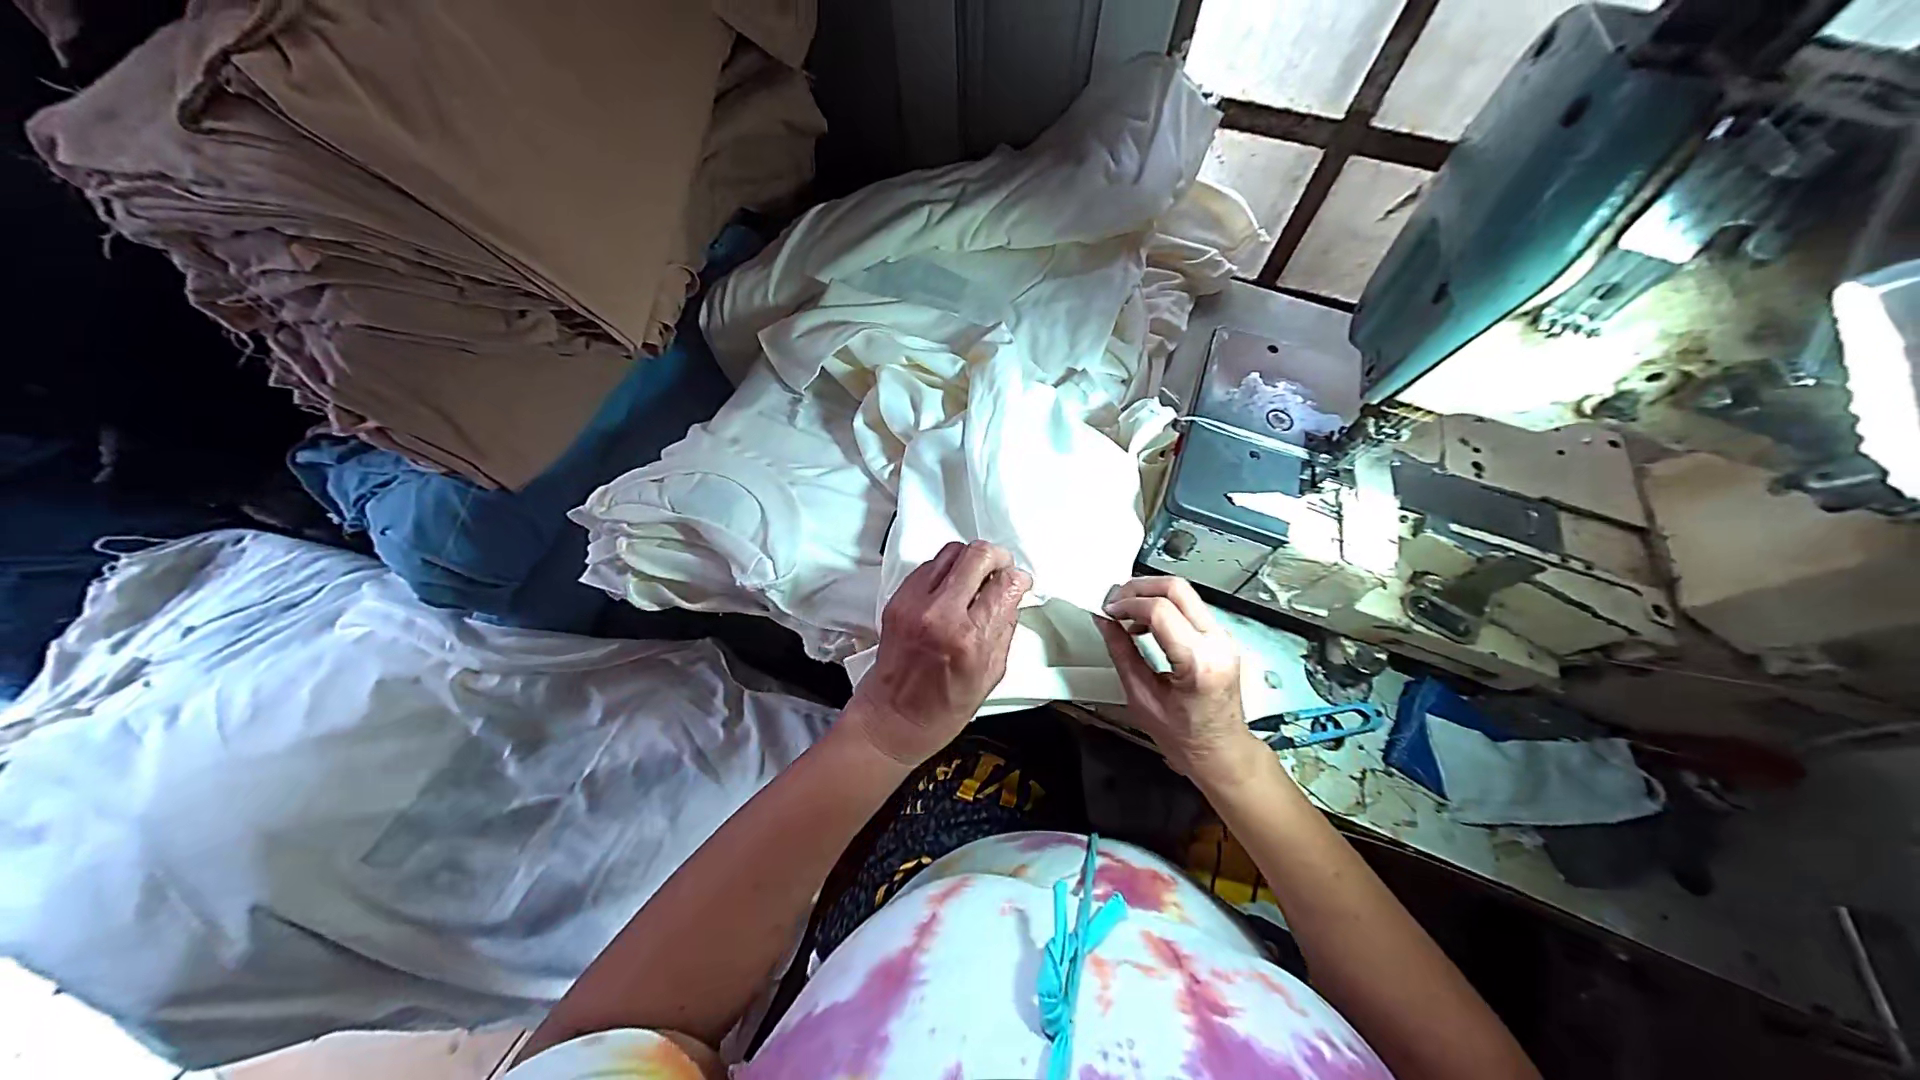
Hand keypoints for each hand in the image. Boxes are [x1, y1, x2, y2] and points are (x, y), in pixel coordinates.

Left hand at [849, 540, 1031, 765]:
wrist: (893, 718)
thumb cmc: (940, 708)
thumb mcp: (991, 674)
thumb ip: (1004, 629)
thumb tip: (1013, 597)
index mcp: (969, 639)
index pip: (1004, 584)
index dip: (1018, 578)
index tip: (1019, 582)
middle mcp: (940, 615)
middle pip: (977, 555)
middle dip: (997, 558)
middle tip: (1001, 569)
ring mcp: (914, 604)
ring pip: (951, 552)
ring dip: (969, 561)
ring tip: (975, 579)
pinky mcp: (897, 599)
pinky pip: (928, 566)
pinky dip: (945, 571)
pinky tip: (950, 590)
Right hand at [1097, 576, 1262, 785]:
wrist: (1220, 751)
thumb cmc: (1186, 736)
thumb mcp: (1142, 697)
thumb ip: (1122, 653)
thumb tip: (1106, 623)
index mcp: (1198, 662)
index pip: (1159, 610)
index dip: (1127, 605)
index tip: (1108, 612)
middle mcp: (1218, 643)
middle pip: (1176, 588)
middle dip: (1139, 588)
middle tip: (1115, 601)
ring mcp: (1224, 638)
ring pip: (1184, 593)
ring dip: (1150, 595)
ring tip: (1126, 614)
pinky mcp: (1222, 637)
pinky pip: (1190, 607)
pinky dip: (1163, 606)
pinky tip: (1144, 623)